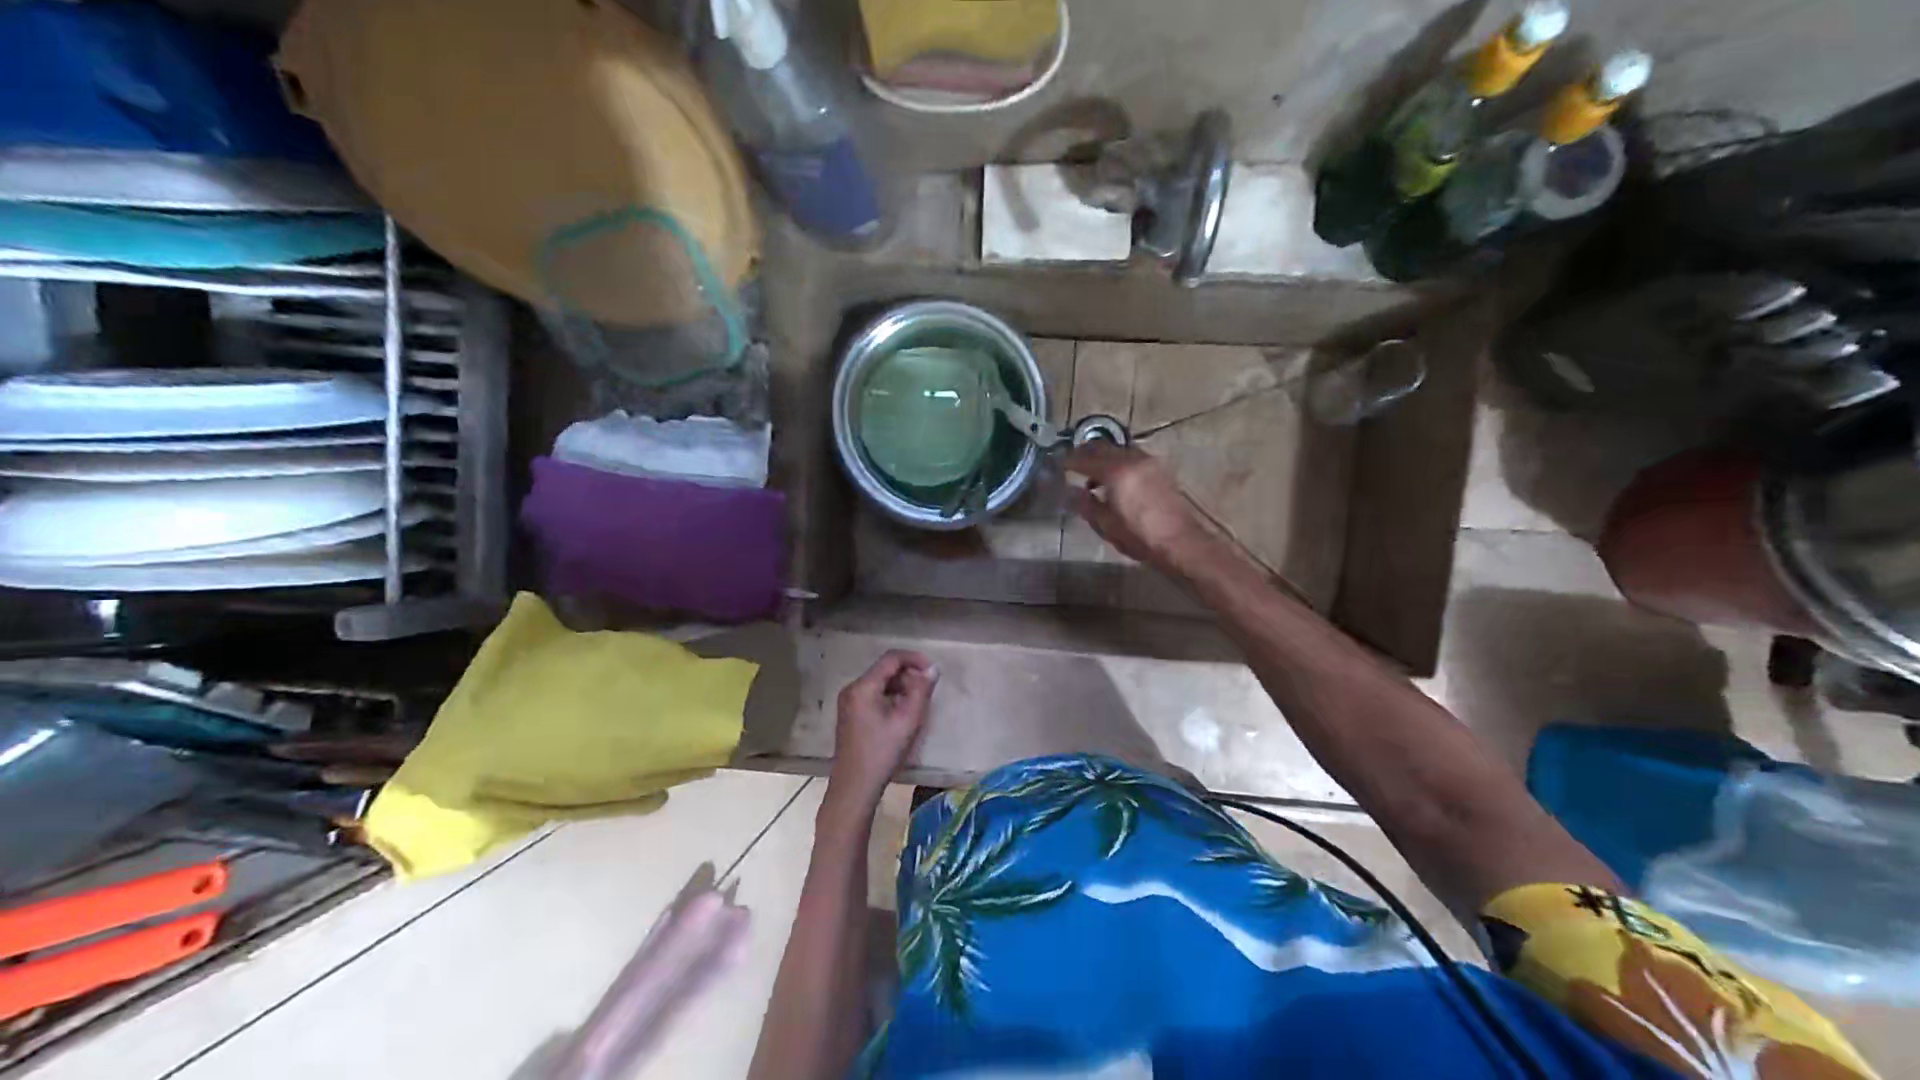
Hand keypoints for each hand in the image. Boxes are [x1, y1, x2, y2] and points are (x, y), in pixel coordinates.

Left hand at [827, 650, 936, 813]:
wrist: (855, 786)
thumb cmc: (882, 753)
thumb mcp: (908, 720)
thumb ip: (921, 691)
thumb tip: (932, 670)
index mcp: (863, 687)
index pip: (891, 658)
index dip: (914, 659)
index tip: (933, 670)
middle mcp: (852, 688)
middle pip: (884, 669)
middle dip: (908, 674)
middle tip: (927, 689)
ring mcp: (848, 701)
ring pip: (879, 682)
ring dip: (900, 686)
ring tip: (918, 701)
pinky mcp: (850, 713)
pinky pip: (873, 694)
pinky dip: (890, 696)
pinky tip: (902, 712)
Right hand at [1064, 441, 1215, 571]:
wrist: (1180, 542)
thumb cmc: (1140, 537)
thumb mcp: (1106, 525)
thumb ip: (1086, 504)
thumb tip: (1072, 492)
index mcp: (1116, 473)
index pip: (1085, 459)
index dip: (1069, 461)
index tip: (1059, 464)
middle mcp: (1132, 460)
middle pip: (1103, 446)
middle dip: (1085, 452)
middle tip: (1074, 463)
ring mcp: (1149, 462)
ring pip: (1120, 450)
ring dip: (1105, 457)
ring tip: (1095, 474)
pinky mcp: (1161, 469)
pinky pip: (1134, 457)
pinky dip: (1120, 461)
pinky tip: (1118, 479)